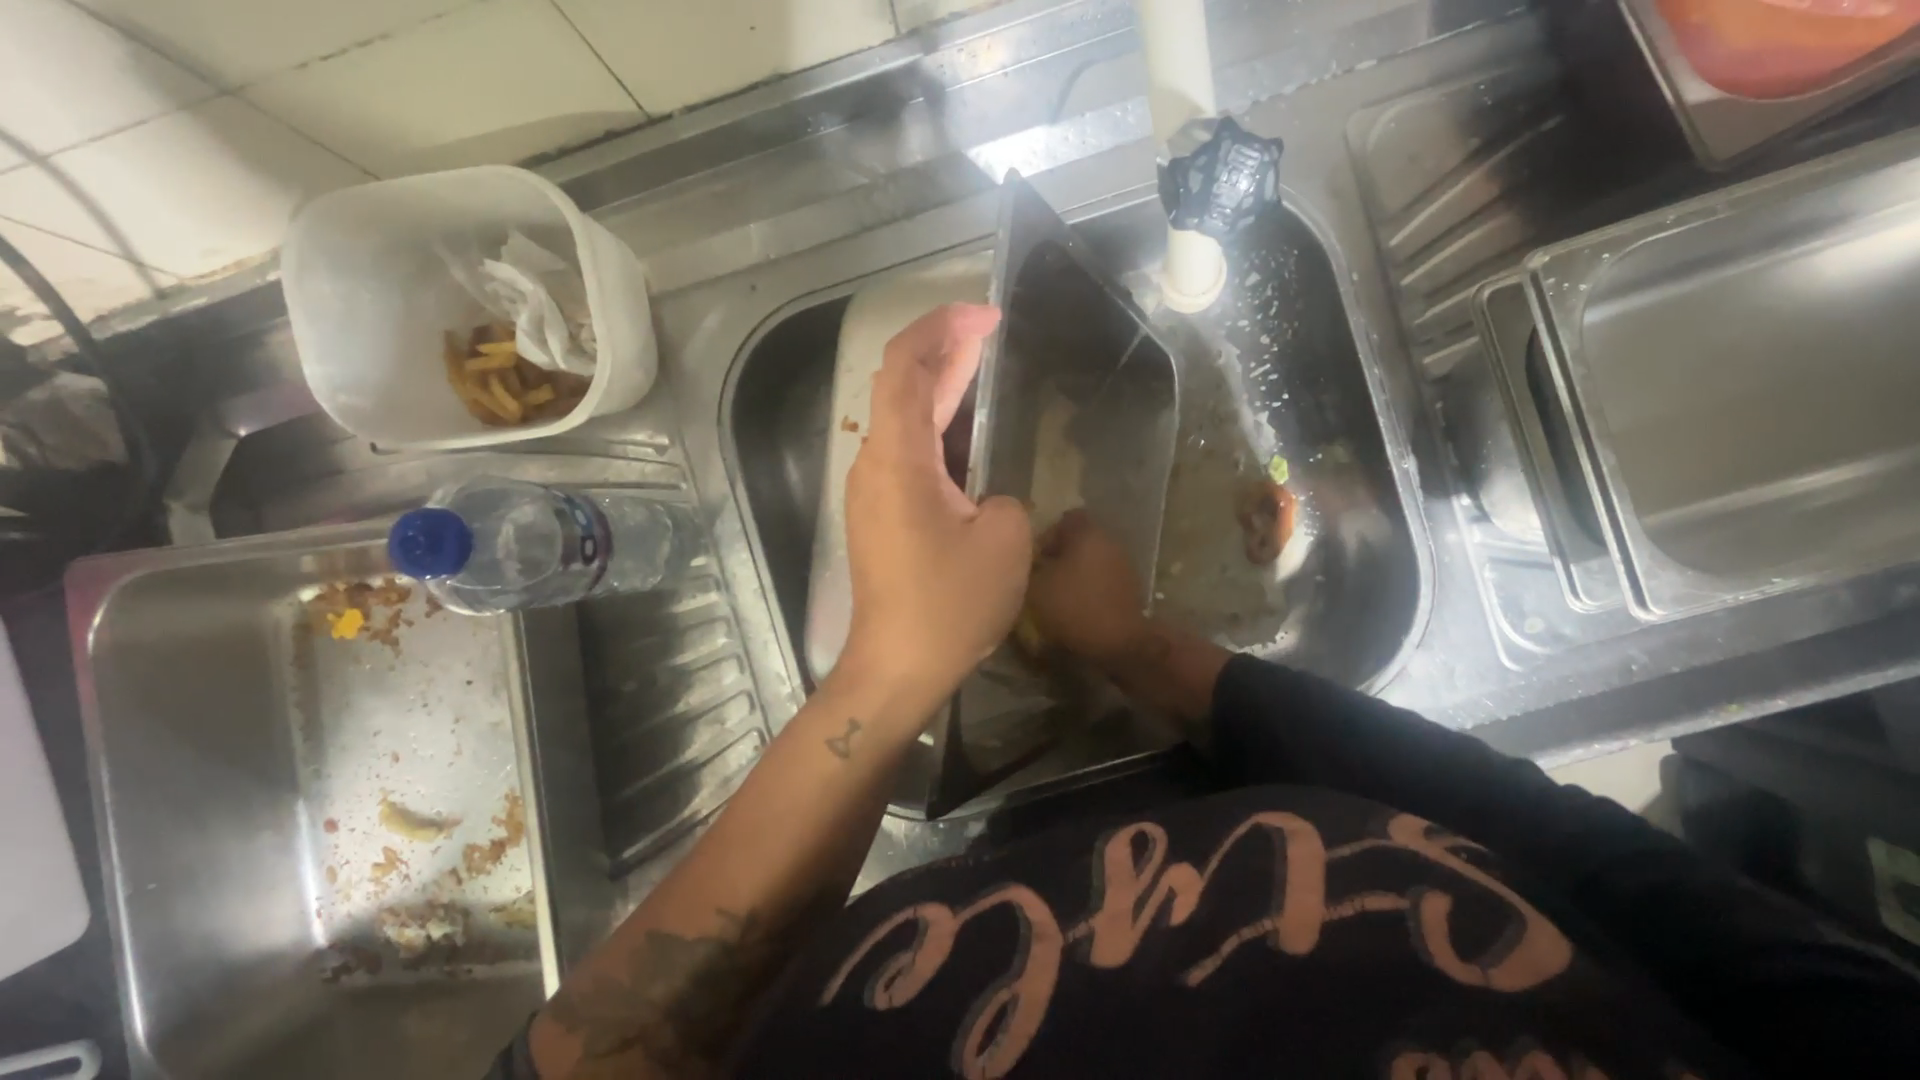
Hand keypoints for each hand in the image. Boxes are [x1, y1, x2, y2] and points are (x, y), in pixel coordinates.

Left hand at [839, 303, 1032, 716]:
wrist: (897, 665)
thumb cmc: (949, 604)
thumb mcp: (1005, 541)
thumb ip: (1005, 497)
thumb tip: (988, 498)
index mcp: (899, 458)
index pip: (906, 367)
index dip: (941, 328)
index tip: (985, 317)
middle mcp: (875, 465)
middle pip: (900, 386)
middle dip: (943, 350)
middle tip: (988, 329)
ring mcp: (872, 492)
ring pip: (902, 421)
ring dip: (940, 390)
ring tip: (981, 366)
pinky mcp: (879, 517)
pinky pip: (906, 455)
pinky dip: (936, 430)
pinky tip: (967, 434)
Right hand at [1027, 509, 1150, 669]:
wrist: (1119, 642)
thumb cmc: (1073, 607)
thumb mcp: (1036, 588)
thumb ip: (1028, 568)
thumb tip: (1027, 562)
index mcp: (1086, 533)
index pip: (1065, 519)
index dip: (1046, 536)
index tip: (1034, 558)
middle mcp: (1109, 541)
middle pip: (1079, 539)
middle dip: (1060, 555)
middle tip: (1042, 576)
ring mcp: (1123, 564)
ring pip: (1092, 559)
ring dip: (1075, 572)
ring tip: (1058, 594)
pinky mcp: (1130, 587)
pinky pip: (1103, 578)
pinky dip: (1090, 587)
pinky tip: (1077, 606)